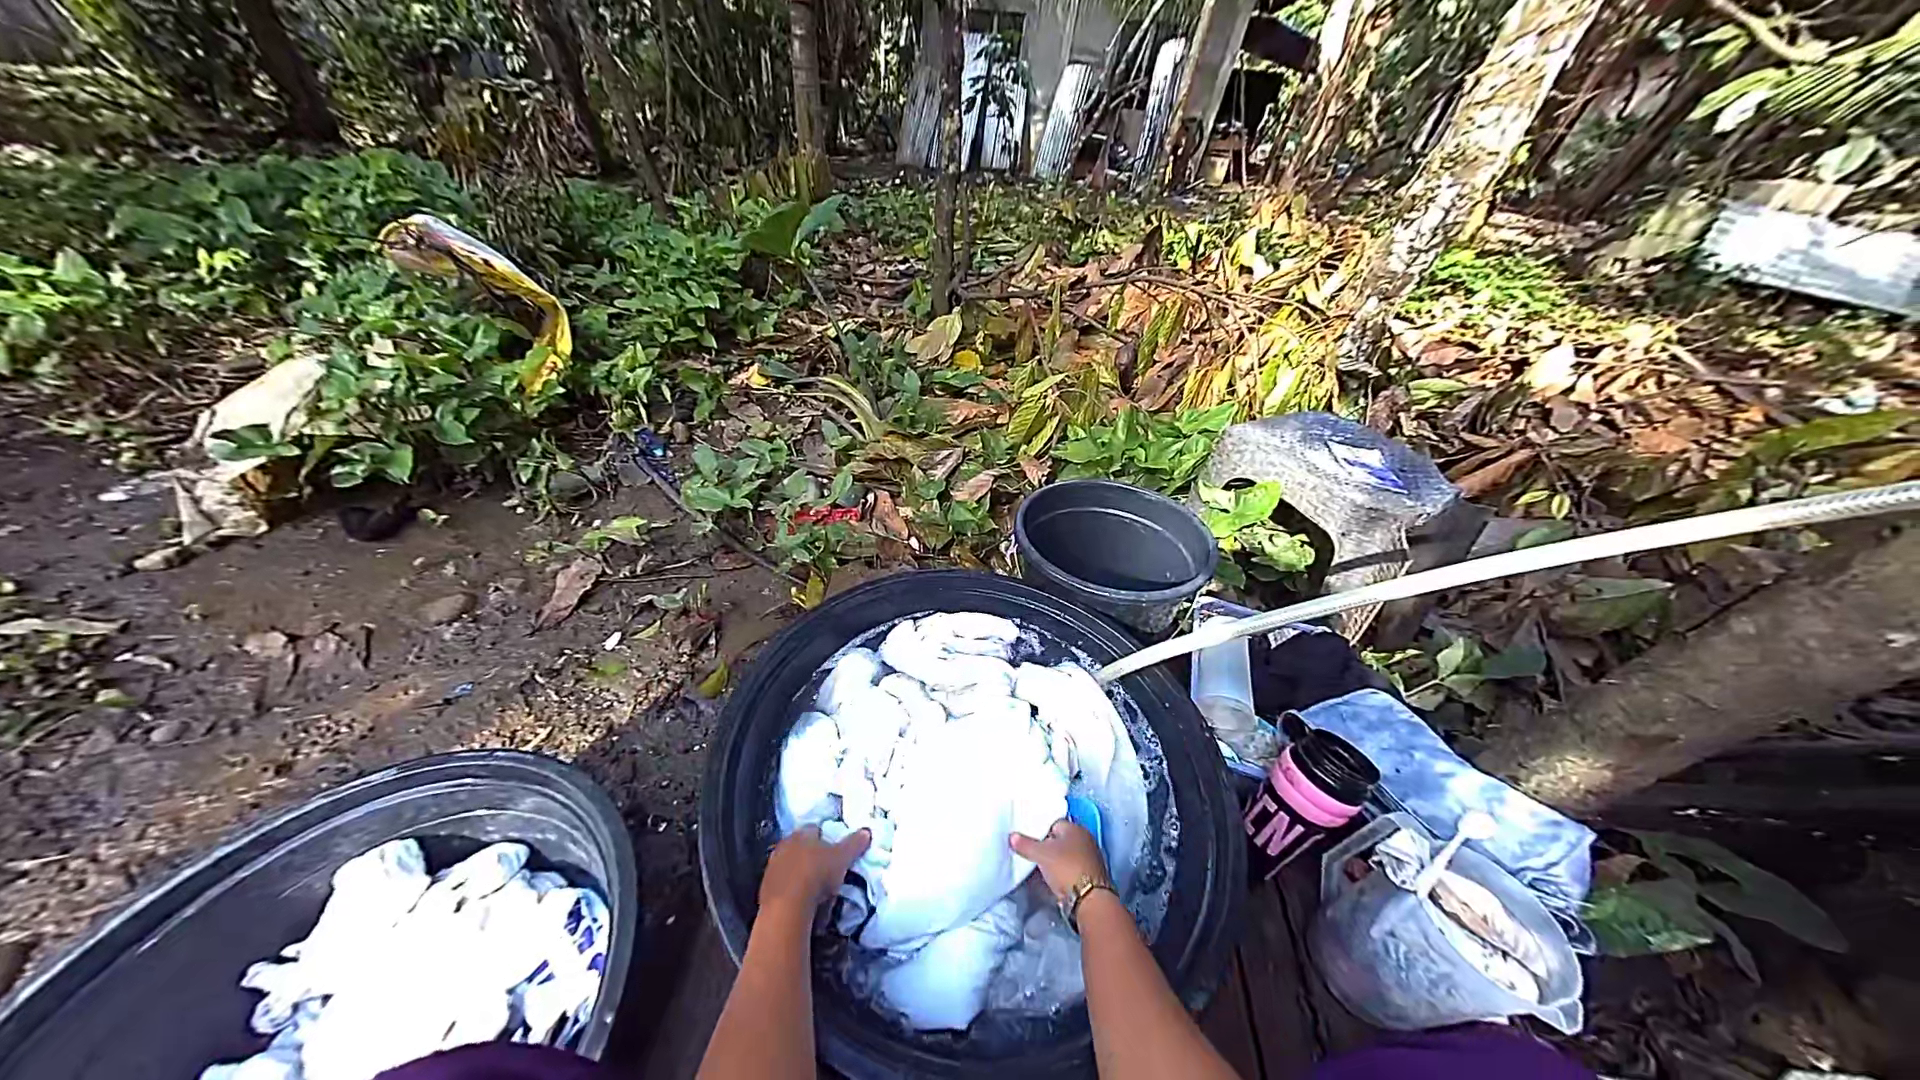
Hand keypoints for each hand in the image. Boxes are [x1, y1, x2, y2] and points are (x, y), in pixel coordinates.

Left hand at [760, 825, 870, 913]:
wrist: (787, 906)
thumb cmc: (817, 874)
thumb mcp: (842, 858)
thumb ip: (854, 844)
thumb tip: (866, 831)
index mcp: (802, 833)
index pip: (816, 829)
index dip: (827, 838)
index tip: (836, 851)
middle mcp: (784, 845)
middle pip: (802, 847)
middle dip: (812, 855)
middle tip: (826, 869)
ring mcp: (772, 867)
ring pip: (791, 865)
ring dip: (801, 872)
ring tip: (815, 888)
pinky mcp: (765, 888)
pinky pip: (783, 883)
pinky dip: (792, 888)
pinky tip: (802, 899)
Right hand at [1010, 820, 1108, 903]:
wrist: (1090, 899)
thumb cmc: (1066, 867)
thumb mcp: (1041, 854)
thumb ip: (1025, 844)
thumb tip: (1012, 836)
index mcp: (1075, 828)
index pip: (1053, 823)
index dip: (1039, 829)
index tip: (1026, 838)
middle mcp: (1085, 839)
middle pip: (1059, 839)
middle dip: (1045, 846)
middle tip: (1030, 852)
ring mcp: (1089, 858)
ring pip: (1065, 855)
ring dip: (1053, 861)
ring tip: (1037, 866)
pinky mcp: (1090, 875)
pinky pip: (1069, 868)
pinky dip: (1061, 872)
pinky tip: (1050, 878)